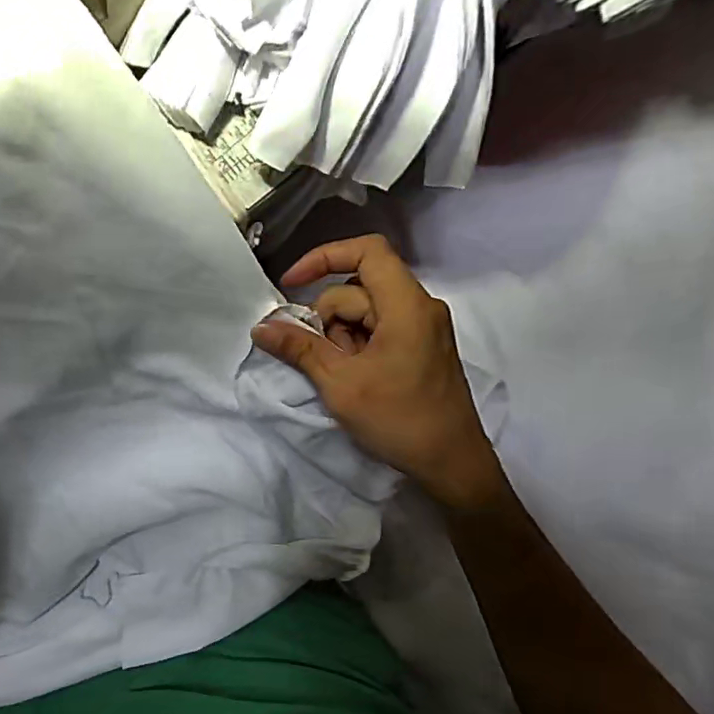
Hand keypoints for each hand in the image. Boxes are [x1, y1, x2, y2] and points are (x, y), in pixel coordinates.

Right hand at [252, 235, 503, 511]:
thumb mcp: (340, 385)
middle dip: (327, 317)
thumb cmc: (398, 420)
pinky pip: (379, 330)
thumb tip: (262, 328)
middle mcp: (419, 307)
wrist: (451, 462)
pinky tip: (351, 379)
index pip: (366, 251)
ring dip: (340, 337)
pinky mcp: (420, 348)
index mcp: (406, 305)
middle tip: (315, 358)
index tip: (291, 285)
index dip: (323, 258)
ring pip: (366, 312)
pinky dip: (356, 346)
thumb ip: (300, 349)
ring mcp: (422, 328)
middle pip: (359, 288)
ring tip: (338, 376)